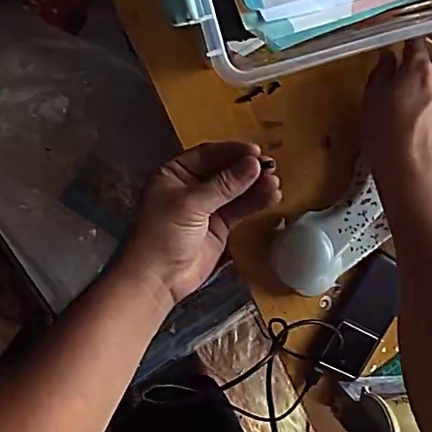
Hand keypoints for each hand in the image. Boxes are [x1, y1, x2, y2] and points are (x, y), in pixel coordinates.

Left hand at [119, 142, 281, 305]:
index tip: (256, 152)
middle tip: (271, 167)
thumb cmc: (162, 236)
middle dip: (247, 169)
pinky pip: (239, 209)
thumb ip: (224, 184)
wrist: (156, 280)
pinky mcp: (218, 226)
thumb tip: (253, 164)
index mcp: (174, 173)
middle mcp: (190, 186)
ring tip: (275, 182)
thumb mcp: (190, 205)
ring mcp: (205, 207)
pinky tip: (272, 196)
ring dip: (255, 186)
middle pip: (224, 171)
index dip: (232, 152)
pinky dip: (255, 203)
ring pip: (235, 191)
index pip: (208, 155)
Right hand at [361, 39, 431, 197]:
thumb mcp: (371, 101)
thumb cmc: (388, 141)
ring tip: (405, 121)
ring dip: (424, 99)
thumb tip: (387, 60)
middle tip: (392, 97)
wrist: (412, 175)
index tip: (398, 48)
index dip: (404, 46)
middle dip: (411, 79)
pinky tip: (417, 132)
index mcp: (419, 69)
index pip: (415, 44)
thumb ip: (380, 73)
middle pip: (426, 70)